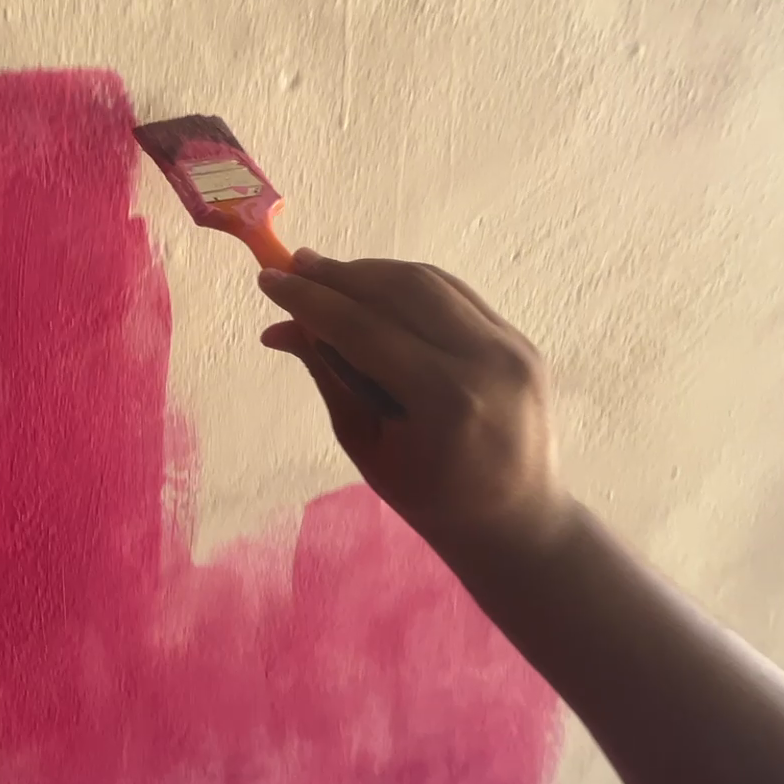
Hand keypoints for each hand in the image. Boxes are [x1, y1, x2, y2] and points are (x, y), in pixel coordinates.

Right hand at [258, 250, 570, 551]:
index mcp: (447, 400)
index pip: (362, 328)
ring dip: (367, 271)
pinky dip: (402, 282)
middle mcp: (486, 360)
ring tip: (324, 274)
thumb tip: (278, 328)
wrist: (516, 516)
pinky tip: (369, 287)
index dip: (308, 300)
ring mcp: (510, 344)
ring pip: (426, 281)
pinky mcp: (517, 337)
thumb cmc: (426, 494)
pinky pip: (450, 291)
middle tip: (292, 267)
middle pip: (399, 290)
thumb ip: (327, 374)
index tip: (267, 280)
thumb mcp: (363, 441)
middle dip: (337, 274)